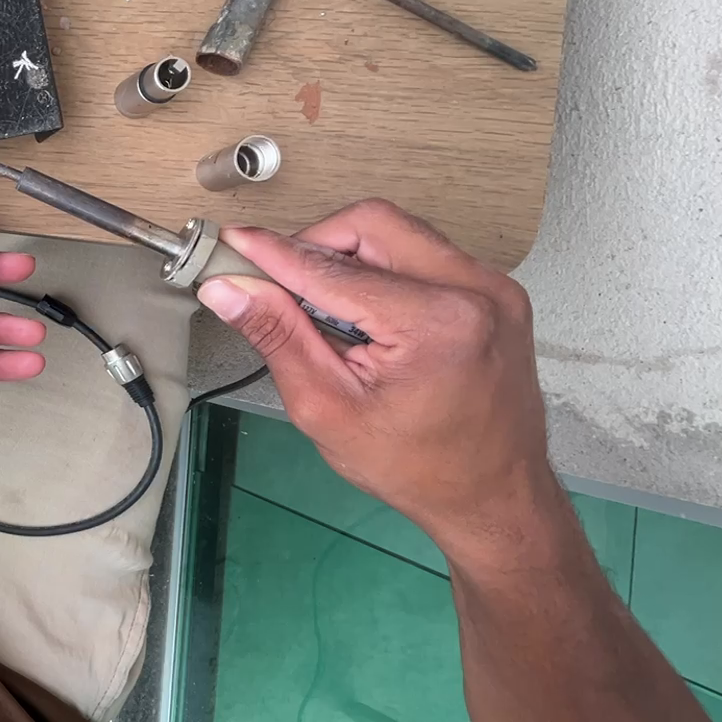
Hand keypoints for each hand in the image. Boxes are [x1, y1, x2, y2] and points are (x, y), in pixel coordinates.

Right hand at [195, 199, 553, 561]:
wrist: (494, 497)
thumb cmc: (410, 464)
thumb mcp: (323, 405)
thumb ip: (276, 335)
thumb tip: (227, 289)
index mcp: (436, 321)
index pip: (329, 268)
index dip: (270, 253)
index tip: (230, 242)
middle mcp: (475, 289)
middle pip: (369, 224)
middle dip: (311, 244)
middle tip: (275, 282)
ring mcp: (491, 286)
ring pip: (393, 231)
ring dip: (341, 254)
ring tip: (312, 302)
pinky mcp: (491, 292)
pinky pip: (417, 252)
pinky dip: (372, 266)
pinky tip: (351, 309)